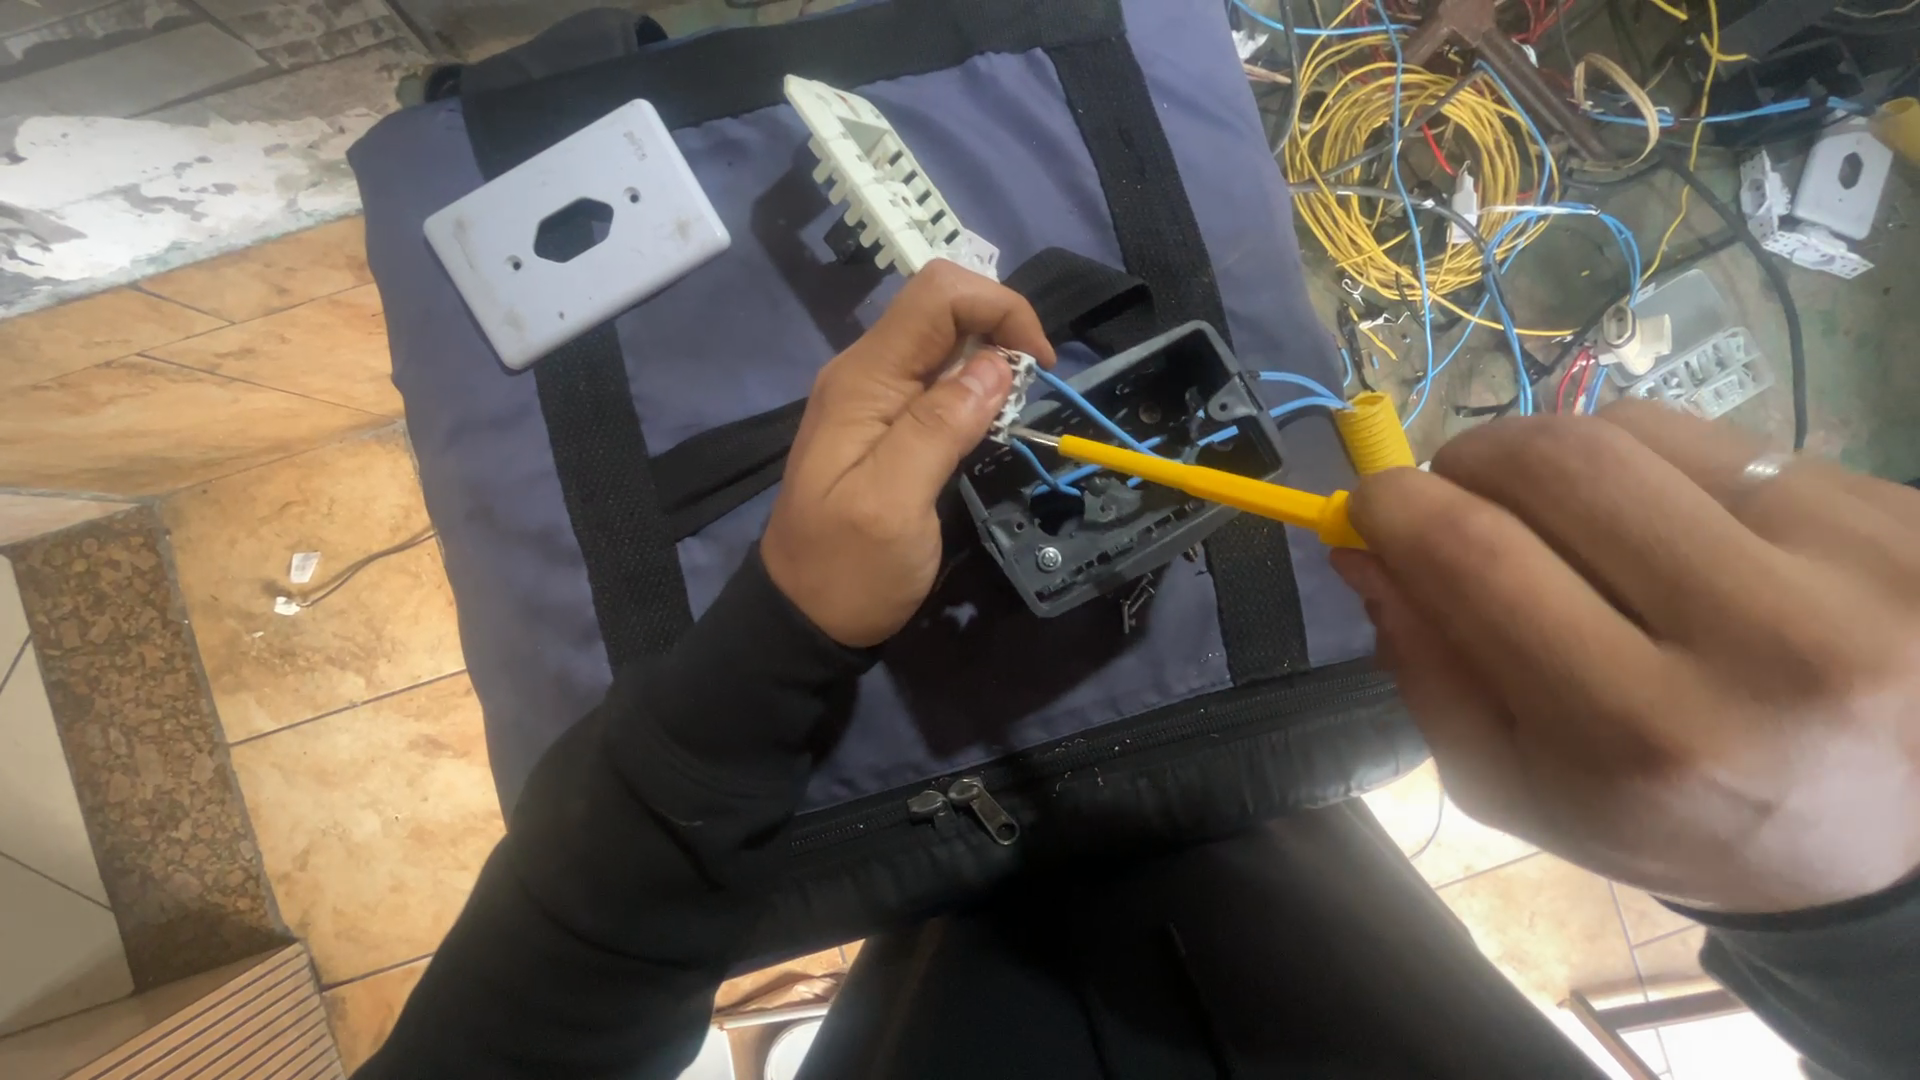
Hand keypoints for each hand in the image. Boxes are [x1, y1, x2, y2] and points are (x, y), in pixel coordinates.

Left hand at [761, 261, 1053, 646]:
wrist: (807, 616)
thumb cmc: (849, 569)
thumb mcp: (893, 504)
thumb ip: (939, 427)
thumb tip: (996, 364)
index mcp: (863, 380)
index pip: (936, 296)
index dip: (998, 308)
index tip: (1039, 365)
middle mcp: (865, 374)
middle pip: (941, 309)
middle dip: (999, 330)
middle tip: (1030, 390)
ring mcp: (873, 399)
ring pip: (943, 344)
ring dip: (990, 361)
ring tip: (1014, 412)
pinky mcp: (885, 425)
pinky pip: (936, 383)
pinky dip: (973, 389)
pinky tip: (988, 424)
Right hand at [1333, 401, 1919, 912]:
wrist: (1904, 844)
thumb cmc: (1666, 822)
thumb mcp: (1508, 779)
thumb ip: (1420, 666)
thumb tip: (1358, 549)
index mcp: (1641, 733)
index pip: (1476, 555)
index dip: (1393, 505)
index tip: (1368, 505)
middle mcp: (1771, 641)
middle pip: (1556, 461)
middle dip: (1465, 460)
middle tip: (1454, 496)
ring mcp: (1866, 564)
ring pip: (1626, 430)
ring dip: (1548, 459)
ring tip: (1559, 521)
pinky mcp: (1910, 514)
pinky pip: (1709, 436)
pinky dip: (1637, 463)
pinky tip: (1653, 526)